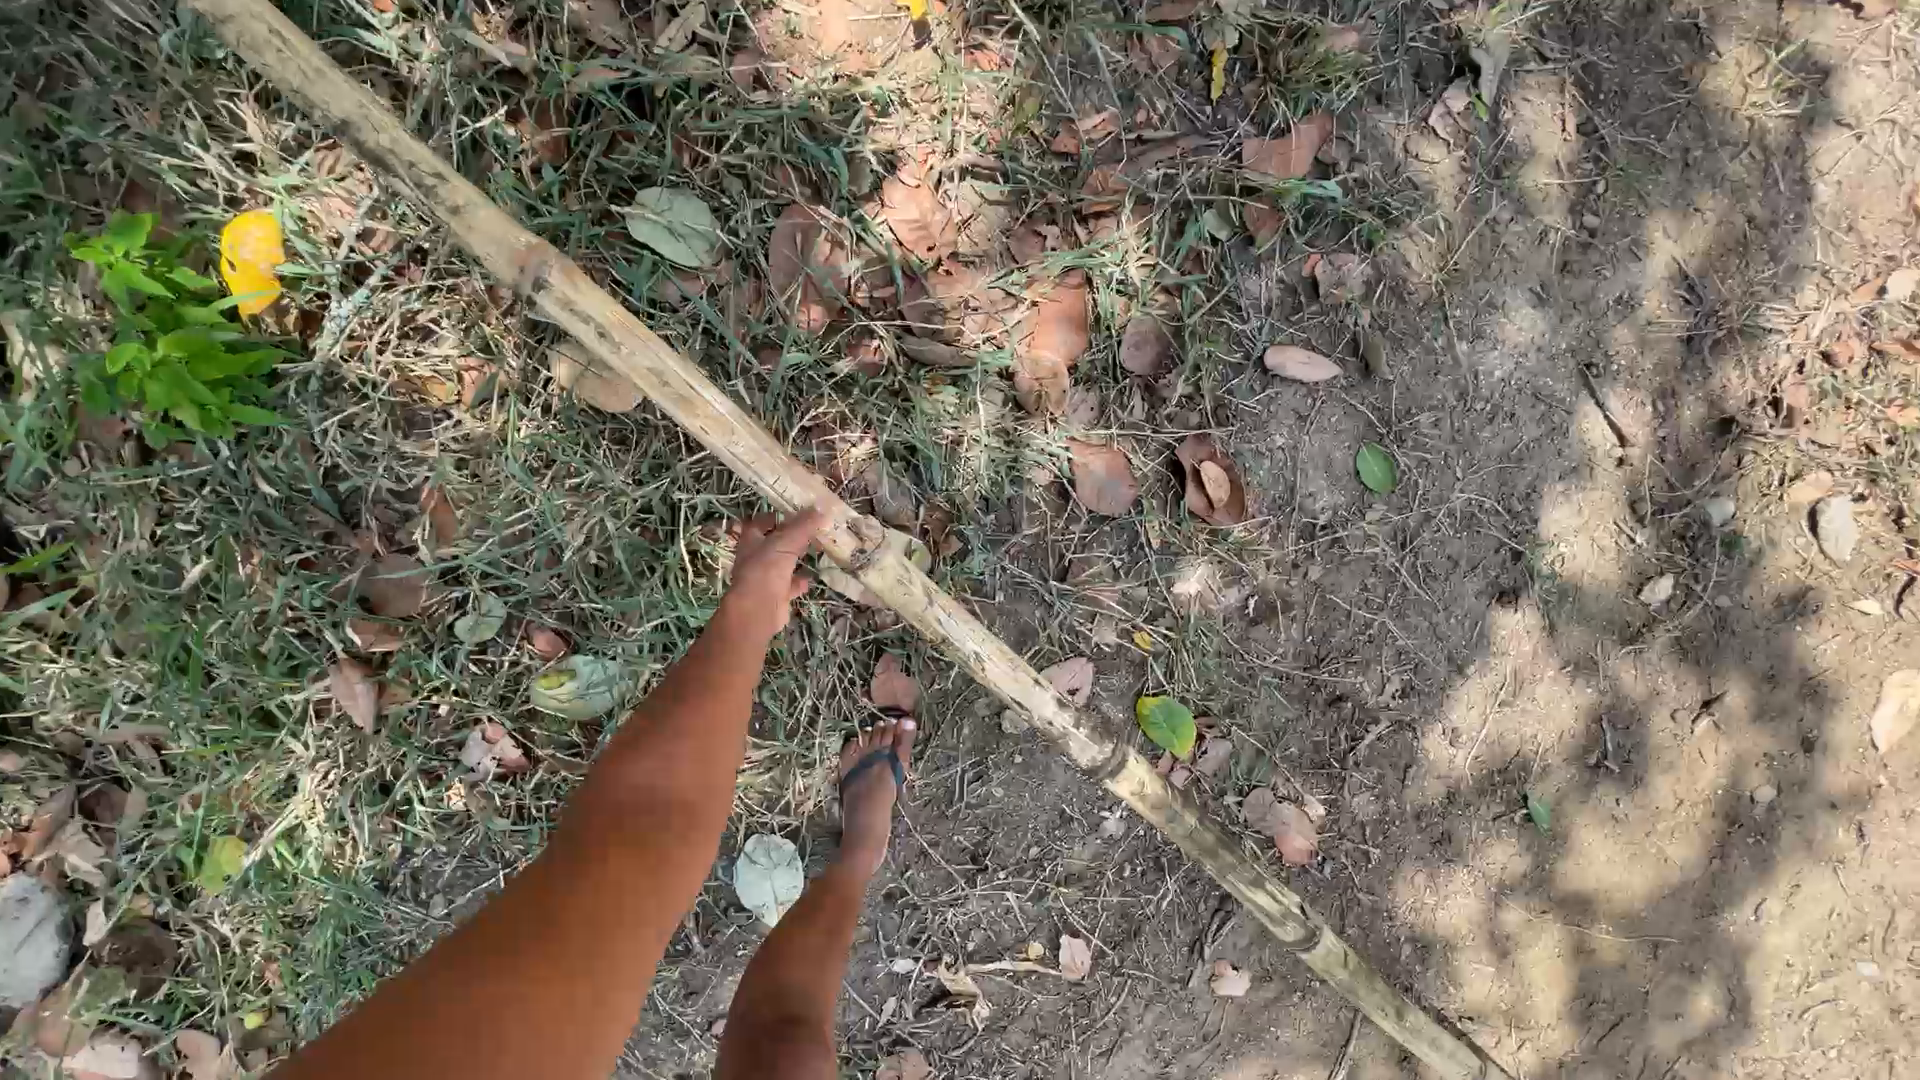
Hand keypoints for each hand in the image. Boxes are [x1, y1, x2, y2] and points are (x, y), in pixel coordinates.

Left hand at [719, 508, 825, 639]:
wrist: (759, 608)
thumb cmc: (767, 568)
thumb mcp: (787, 541)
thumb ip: (803, 525)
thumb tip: (821, 509)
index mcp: (751, 541)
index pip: (758, 524)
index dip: (772, 517)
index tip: (791, 513)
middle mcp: (754, 559)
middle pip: (771, 545)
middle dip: (788, 539)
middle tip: (809, 532)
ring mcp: (763, 579)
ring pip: (780, 566)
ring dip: (794, 560)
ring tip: (813, 552)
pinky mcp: (774, 596)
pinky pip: (788, 586)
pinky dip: (798, 583)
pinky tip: (809, 579)